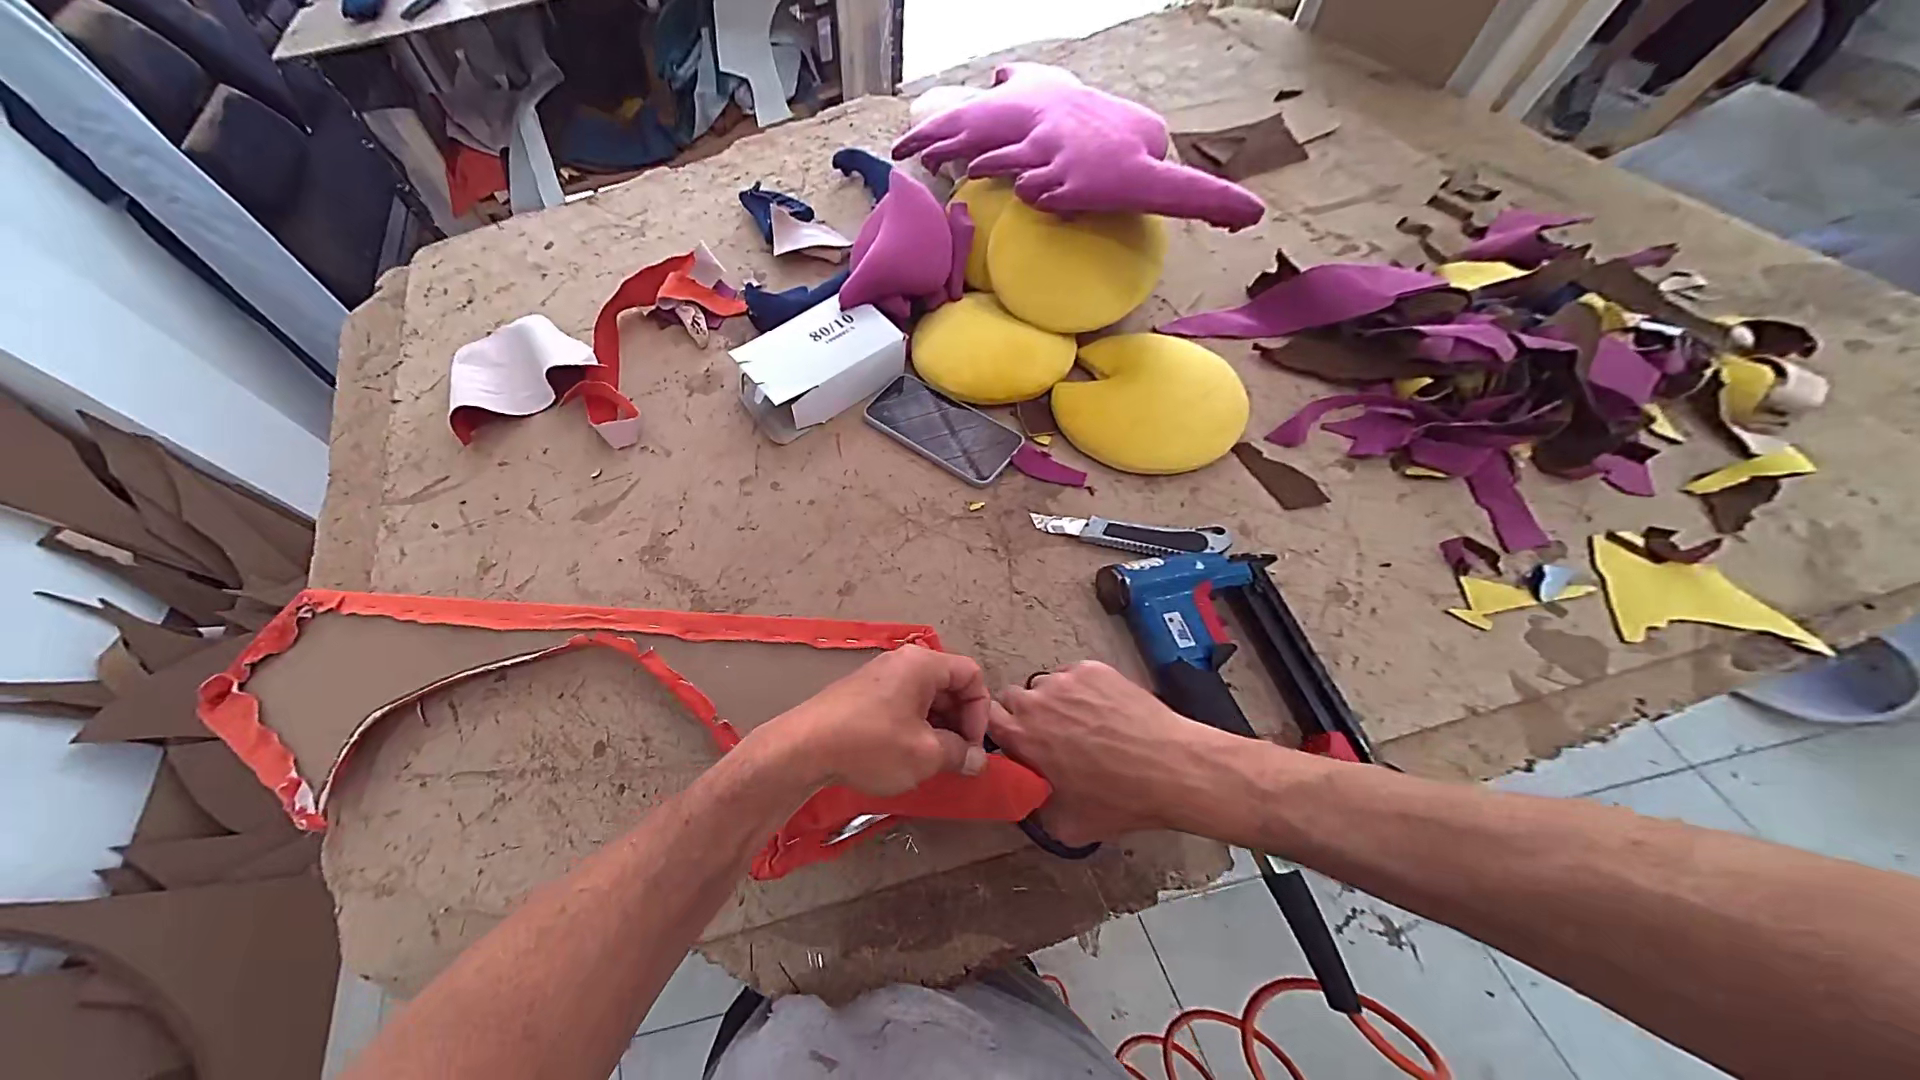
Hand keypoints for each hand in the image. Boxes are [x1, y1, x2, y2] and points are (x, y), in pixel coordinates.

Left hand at [761, 645, 991, 796]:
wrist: (803, 749)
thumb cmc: (869, 744)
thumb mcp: (925, 755)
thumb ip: (960, 754)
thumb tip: (976, 759)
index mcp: (922, 664)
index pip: (971, 674)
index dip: (981, 711)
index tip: (973, 744)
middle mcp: (901, 662)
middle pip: (948, 683)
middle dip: (959, 721)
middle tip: (957, 755)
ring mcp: (879, 676)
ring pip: (925, 696)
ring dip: (937, 726)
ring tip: (932, 759)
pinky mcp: (862, 694)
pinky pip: (902, 703)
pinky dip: (914, 725)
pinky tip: (905, 754)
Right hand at [991, 661, 1230, 845]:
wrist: (1171, 767)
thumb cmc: (1123, 796)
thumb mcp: (1067, 825)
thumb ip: (1034, 809)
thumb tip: (1029, 802)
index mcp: (1023, 736)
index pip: (987, 717)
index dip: (999, 727)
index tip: (1012, 738)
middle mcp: (1038, 702)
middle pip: (1014, 697)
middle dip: (1026, 714)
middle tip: (1049, 734)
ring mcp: (1067, 681)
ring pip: (1046, 685)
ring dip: (1054, 701)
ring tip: (1082, 723)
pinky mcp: (1093, 670)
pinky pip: (1074, 675)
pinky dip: (1082, 689)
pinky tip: (1103, 711)